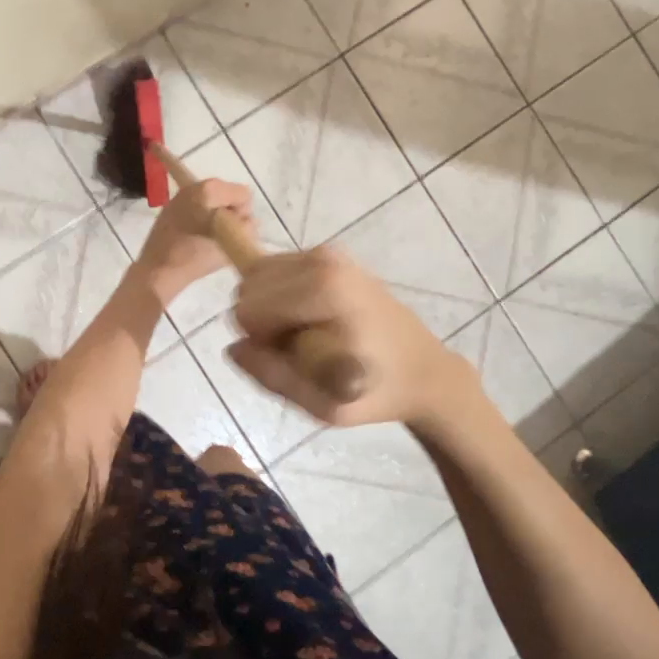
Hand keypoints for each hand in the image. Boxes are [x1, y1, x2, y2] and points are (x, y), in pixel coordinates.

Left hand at [133, 178, 253, 297]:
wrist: (159, 269)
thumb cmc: (196, 256)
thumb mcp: (232, 244)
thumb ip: (248, 228)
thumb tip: (248, 221)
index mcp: (209, 190)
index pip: (243, 194)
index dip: (243, 213)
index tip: (234, 230)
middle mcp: (194, 186)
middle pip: (227, 194)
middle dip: (230, 212)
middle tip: (224, 234)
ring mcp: (180, 195)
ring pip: (212, 200)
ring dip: (216, 215)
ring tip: (210, 236)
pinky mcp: (171, 207)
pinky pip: (197, 206)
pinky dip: (203, 216)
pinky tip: (198, 235)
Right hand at [227, 246, 479, 428]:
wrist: (425, 372)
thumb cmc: (377, 393)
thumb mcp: (324, 405)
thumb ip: (272, 376)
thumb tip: (234, 348)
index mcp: (326, 291)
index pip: (249, 310)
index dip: (261, 342)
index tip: (293, 361)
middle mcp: (323, 260)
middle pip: (249, 288)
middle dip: (262, 323)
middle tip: (298, 351)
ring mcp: (326, 253)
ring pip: (256, 277)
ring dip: (269, 310)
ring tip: (305, 336)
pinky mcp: (326, 254)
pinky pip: (273, 272)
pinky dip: (279, 298)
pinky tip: (310, 320)